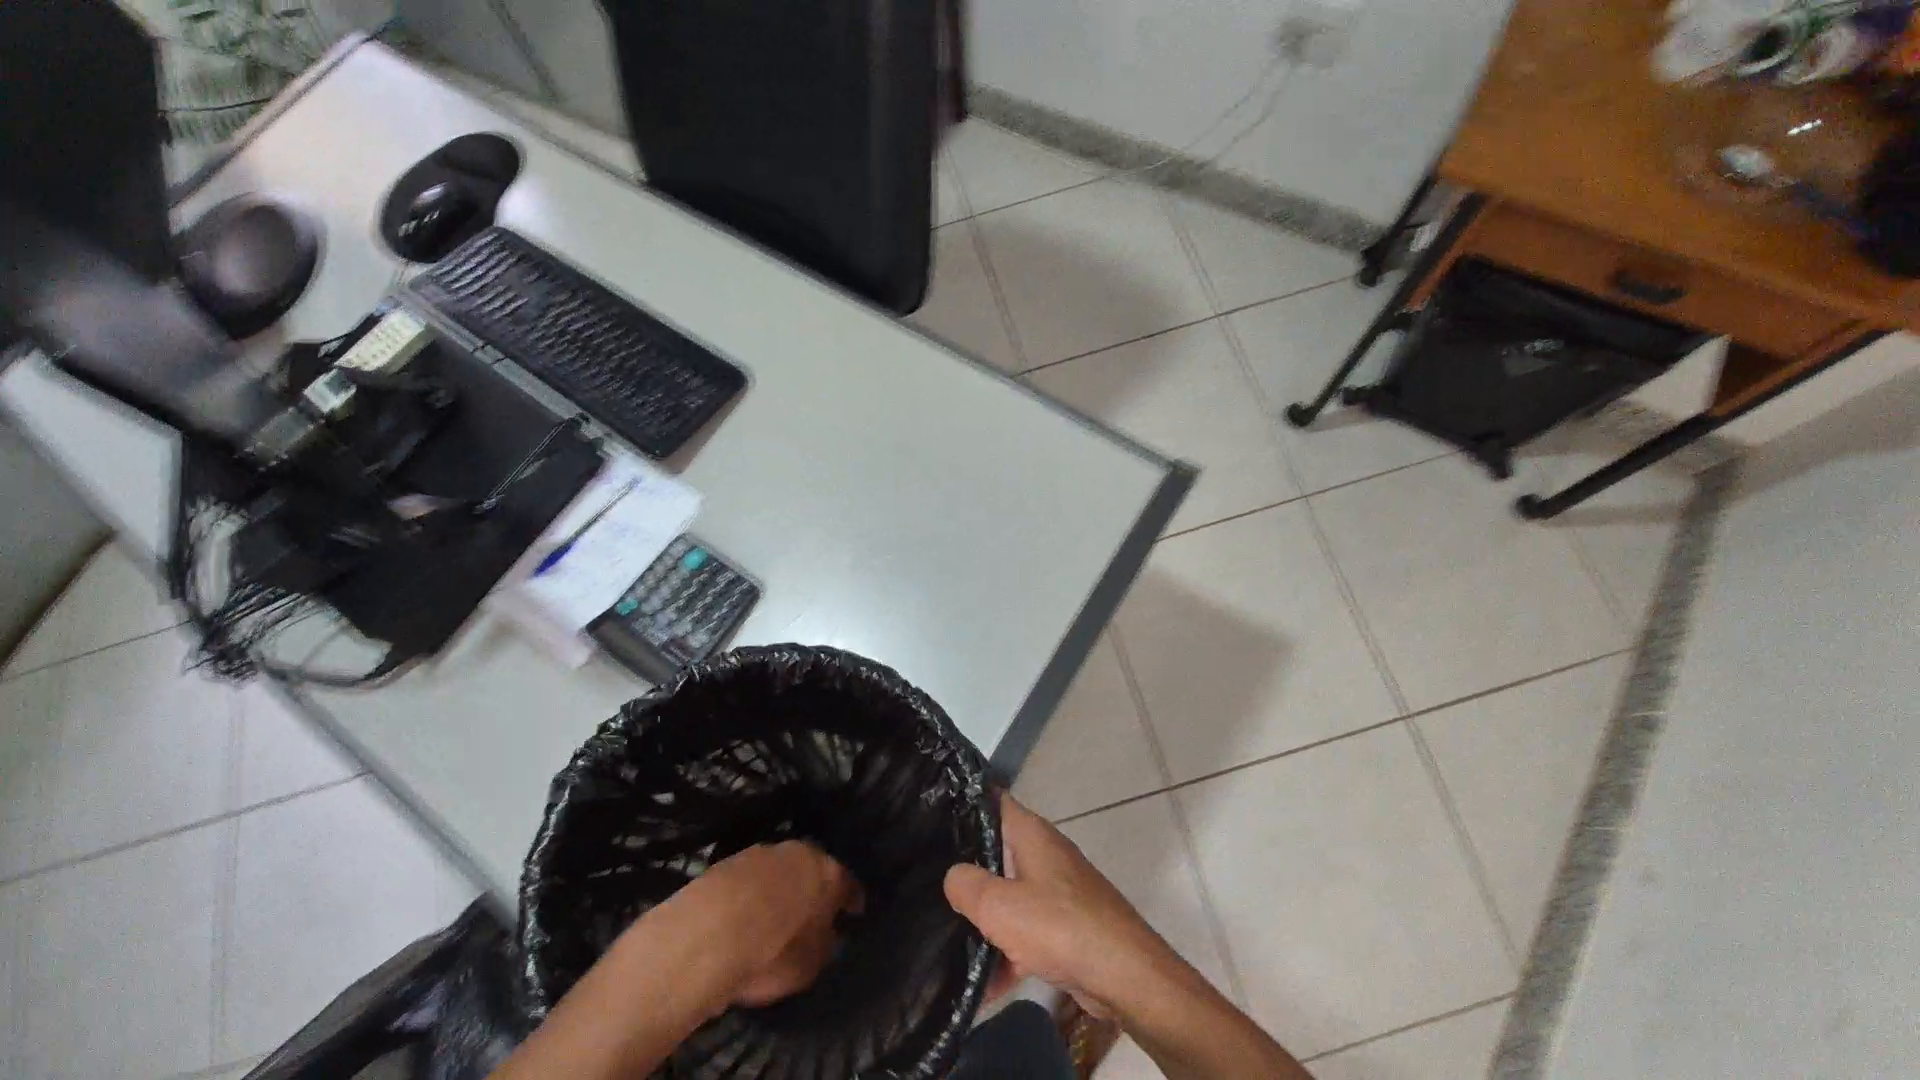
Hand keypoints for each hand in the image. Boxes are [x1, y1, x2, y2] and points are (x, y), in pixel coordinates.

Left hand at [654, 841, 863, 1009]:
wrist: (703, 937)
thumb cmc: (771, 953)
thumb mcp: (811, 964)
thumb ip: (825, 945)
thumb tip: (826, 935)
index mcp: (828, 873)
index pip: (849, 884)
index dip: (851, 902)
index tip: (852, 915)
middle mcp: (797, 852)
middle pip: (812, 869)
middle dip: (813, 889)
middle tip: (812, 913)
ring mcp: (757, 853)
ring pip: (778, 870)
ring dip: (779, 888)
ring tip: (773, 914)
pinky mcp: (723, 863)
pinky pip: (748, 879)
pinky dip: (750, 893)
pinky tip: (743, 915)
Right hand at [944, 794, 1176, 1016]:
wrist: (1124, 975)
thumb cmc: (1058, 926)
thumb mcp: (998, 905)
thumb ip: (966, 885)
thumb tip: (954, 876)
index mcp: (1031, 834)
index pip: (992, 801)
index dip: (963, 801)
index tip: (930, 812)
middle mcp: (1047, 854)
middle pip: (997, 852)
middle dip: (967, 870)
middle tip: (929, 882)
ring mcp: (1059, 891)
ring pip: (1011, 896)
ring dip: (986, 920)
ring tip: (948, 940)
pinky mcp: (1068, 926)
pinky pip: (1028, 932)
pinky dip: (1009, 953)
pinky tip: (984, 986)